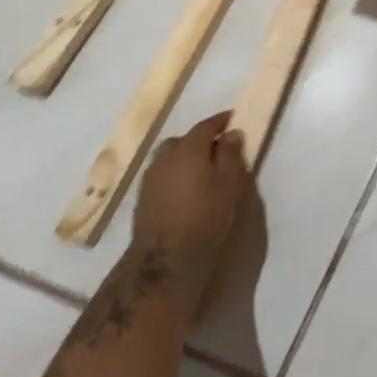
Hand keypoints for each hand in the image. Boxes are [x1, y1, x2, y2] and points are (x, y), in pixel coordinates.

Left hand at [132, 112, 248, 290]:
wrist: (166, 258)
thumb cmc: (205, 216)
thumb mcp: (229, 185)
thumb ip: (231, 156)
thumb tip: (231, 133)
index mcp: (188, 150)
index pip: (205, 126)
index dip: (221, 121)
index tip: (234, 118)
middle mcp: (164, 158)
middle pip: (182, 140)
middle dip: (199, 140)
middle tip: (218, 149)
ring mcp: (149, 178)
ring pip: (168, 157)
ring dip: (184, 157)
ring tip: (201, 170)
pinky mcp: (142, 197)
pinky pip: (161, 174)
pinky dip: (174, 173)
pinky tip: (185, 188)